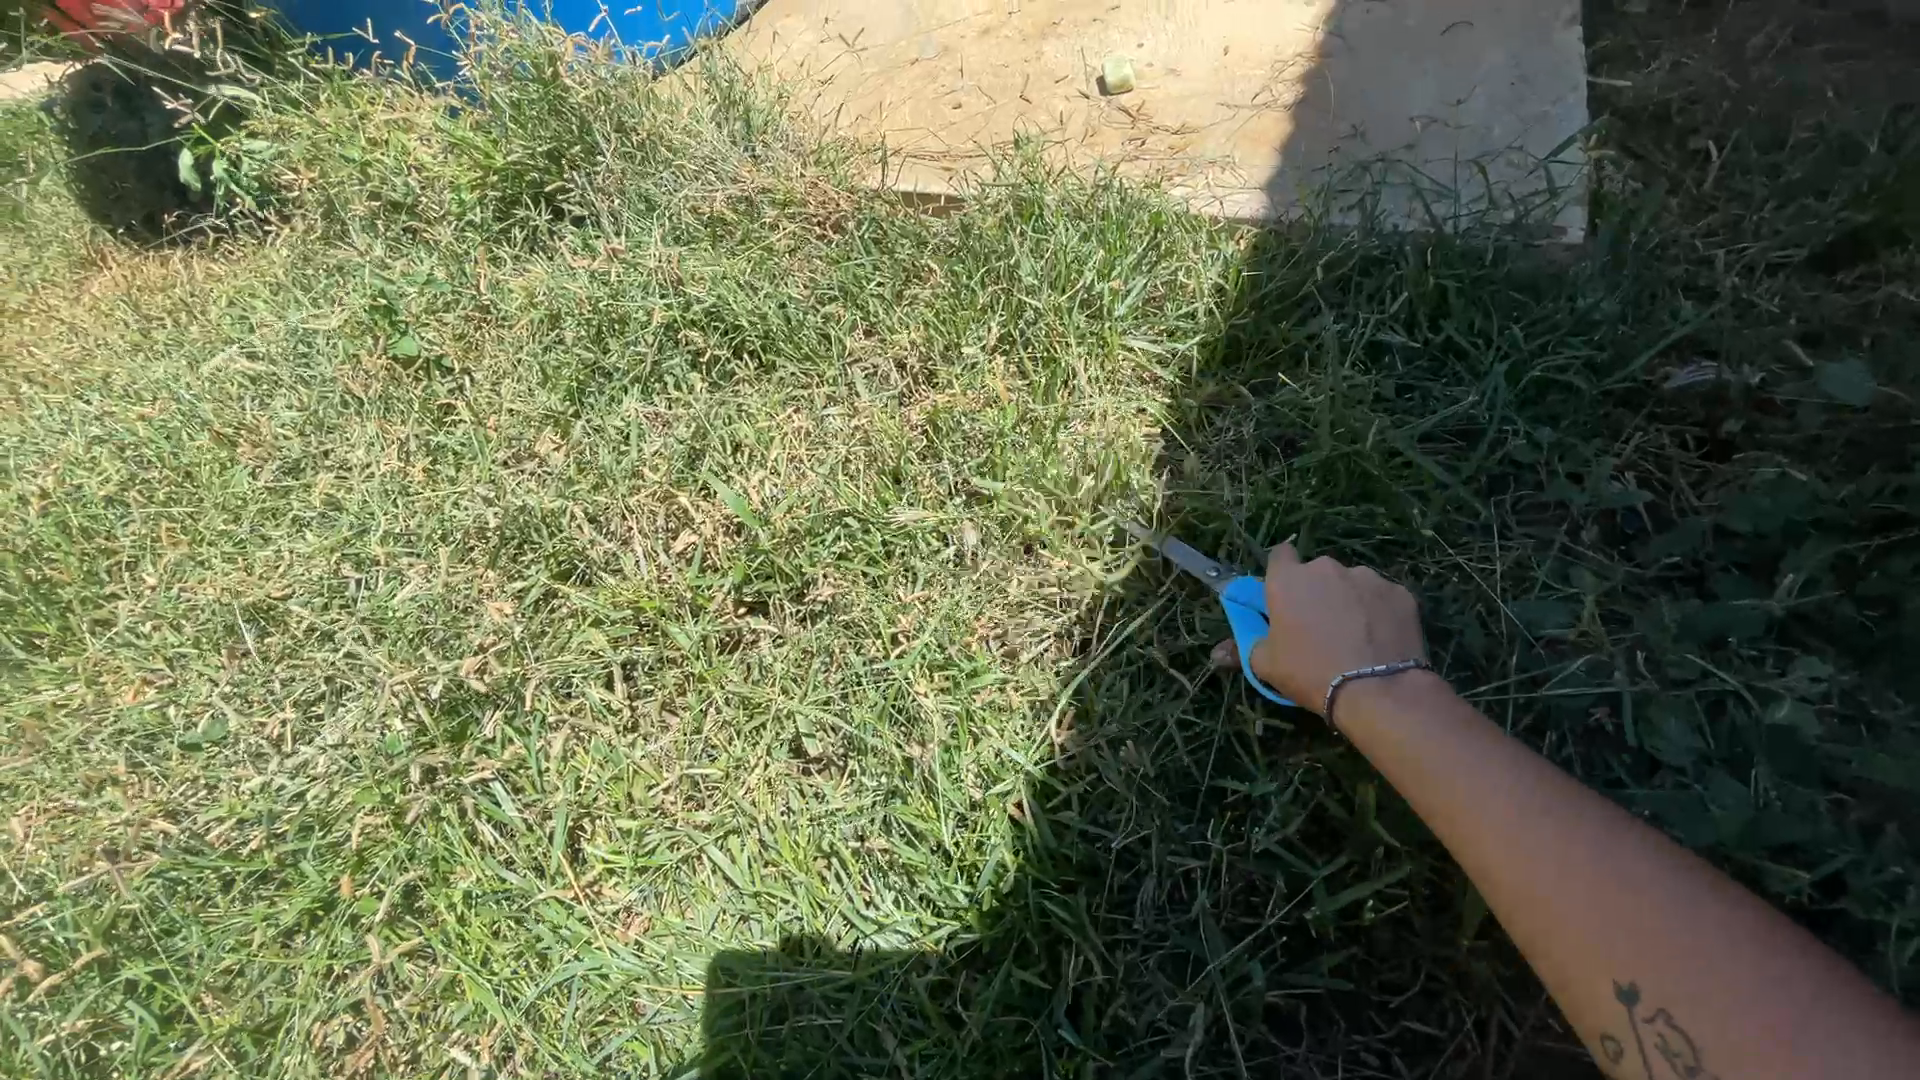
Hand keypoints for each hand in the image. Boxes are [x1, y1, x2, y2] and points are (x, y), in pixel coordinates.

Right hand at [1211, 544, 1426, 712]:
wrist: (1378, 690)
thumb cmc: (1310, 672)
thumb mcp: (1266, 665)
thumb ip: (1243, 649)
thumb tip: (1217, 654)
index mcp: (1287, 580)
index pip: (1279, 555)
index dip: (1281, 572)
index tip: (1284, 594)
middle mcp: (1326, 568)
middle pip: (1317, 573)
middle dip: (1317, 592)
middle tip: (1318, 625)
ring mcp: (1367, 577)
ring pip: (1351, 584)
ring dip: (1348, 600)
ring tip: (1354, 636)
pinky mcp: (1400, 593)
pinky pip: (1382, 598)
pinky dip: (1378, 612)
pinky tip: (1380, 639)